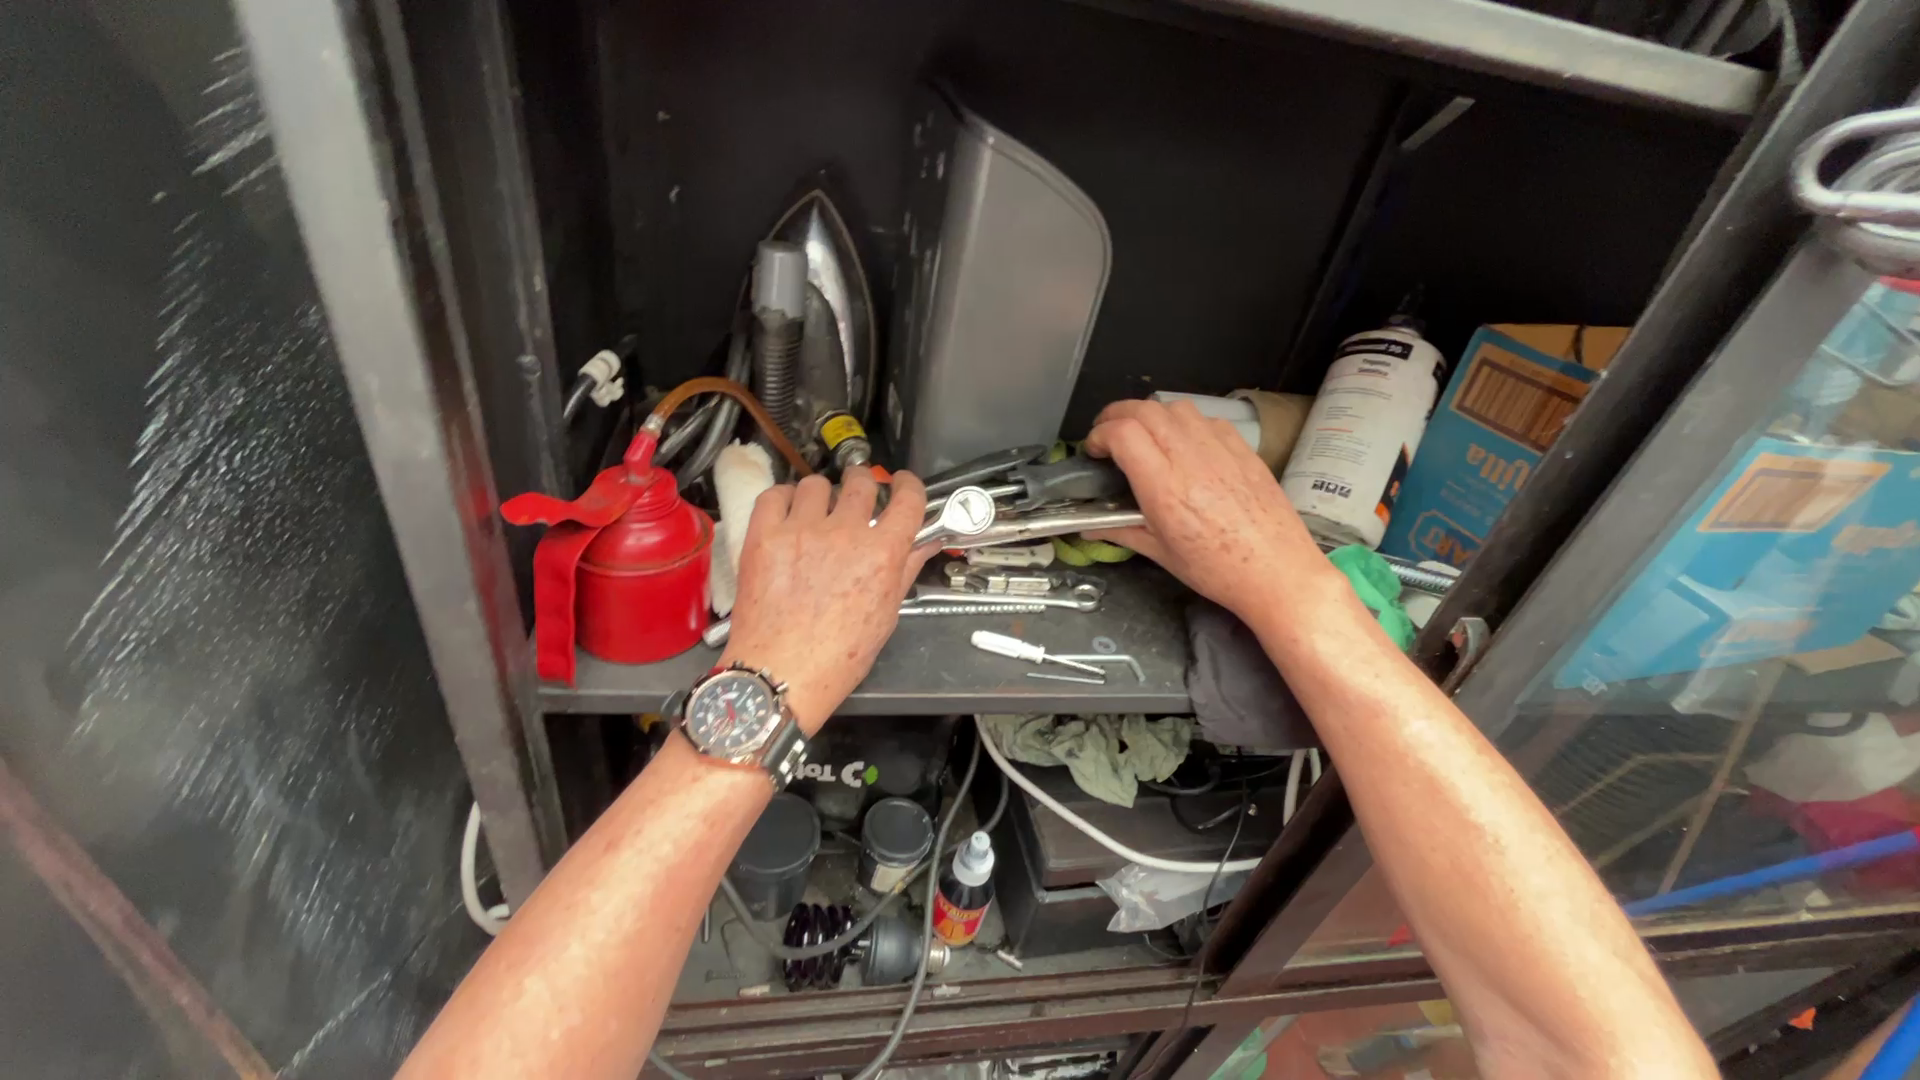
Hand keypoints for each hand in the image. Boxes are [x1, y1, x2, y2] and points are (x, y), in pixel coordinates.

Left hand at [723, 469, 933, 733]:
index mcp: (883, 553)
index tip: (902, 485)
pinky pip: (775, 494)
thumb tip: (924, 544)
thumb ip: (905, 570)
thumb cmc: (838, 656)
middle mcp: (845, 533)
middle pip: (861, 482)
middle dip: (864, 485)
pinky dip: (784, 499)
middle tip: (858, 499)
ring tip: (818, 513)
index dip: (909, 485)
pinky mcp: (764, 535)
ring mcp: (802, 530)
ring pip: (817, 484)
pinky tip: (788, 515)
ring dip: (823, 495)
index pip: (908, 498)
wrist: (780, 673)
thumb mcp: (886, 614)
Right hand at [1084, 398, 1335, 622]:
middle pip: (1145, 410)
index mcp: (1165, 488)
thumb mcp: (1161, 554)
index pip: (1123, 433)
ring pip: (1175, 407)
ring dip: (1151, 414)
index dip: (1099, 434)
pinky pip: (1206, 419)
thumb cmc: (1219, 570)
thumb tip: (1088, 527)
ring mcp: (1220, 450)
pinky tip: (1182, 445)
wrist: (1278, 572)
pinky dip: (1184, 423)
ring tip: (1144, 436)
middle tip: (1108, 435)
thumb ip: (1119, 531)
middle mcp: (1191, 460)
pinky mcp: (1242, 449)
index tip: (1094, 450)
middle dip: (1116, 415)